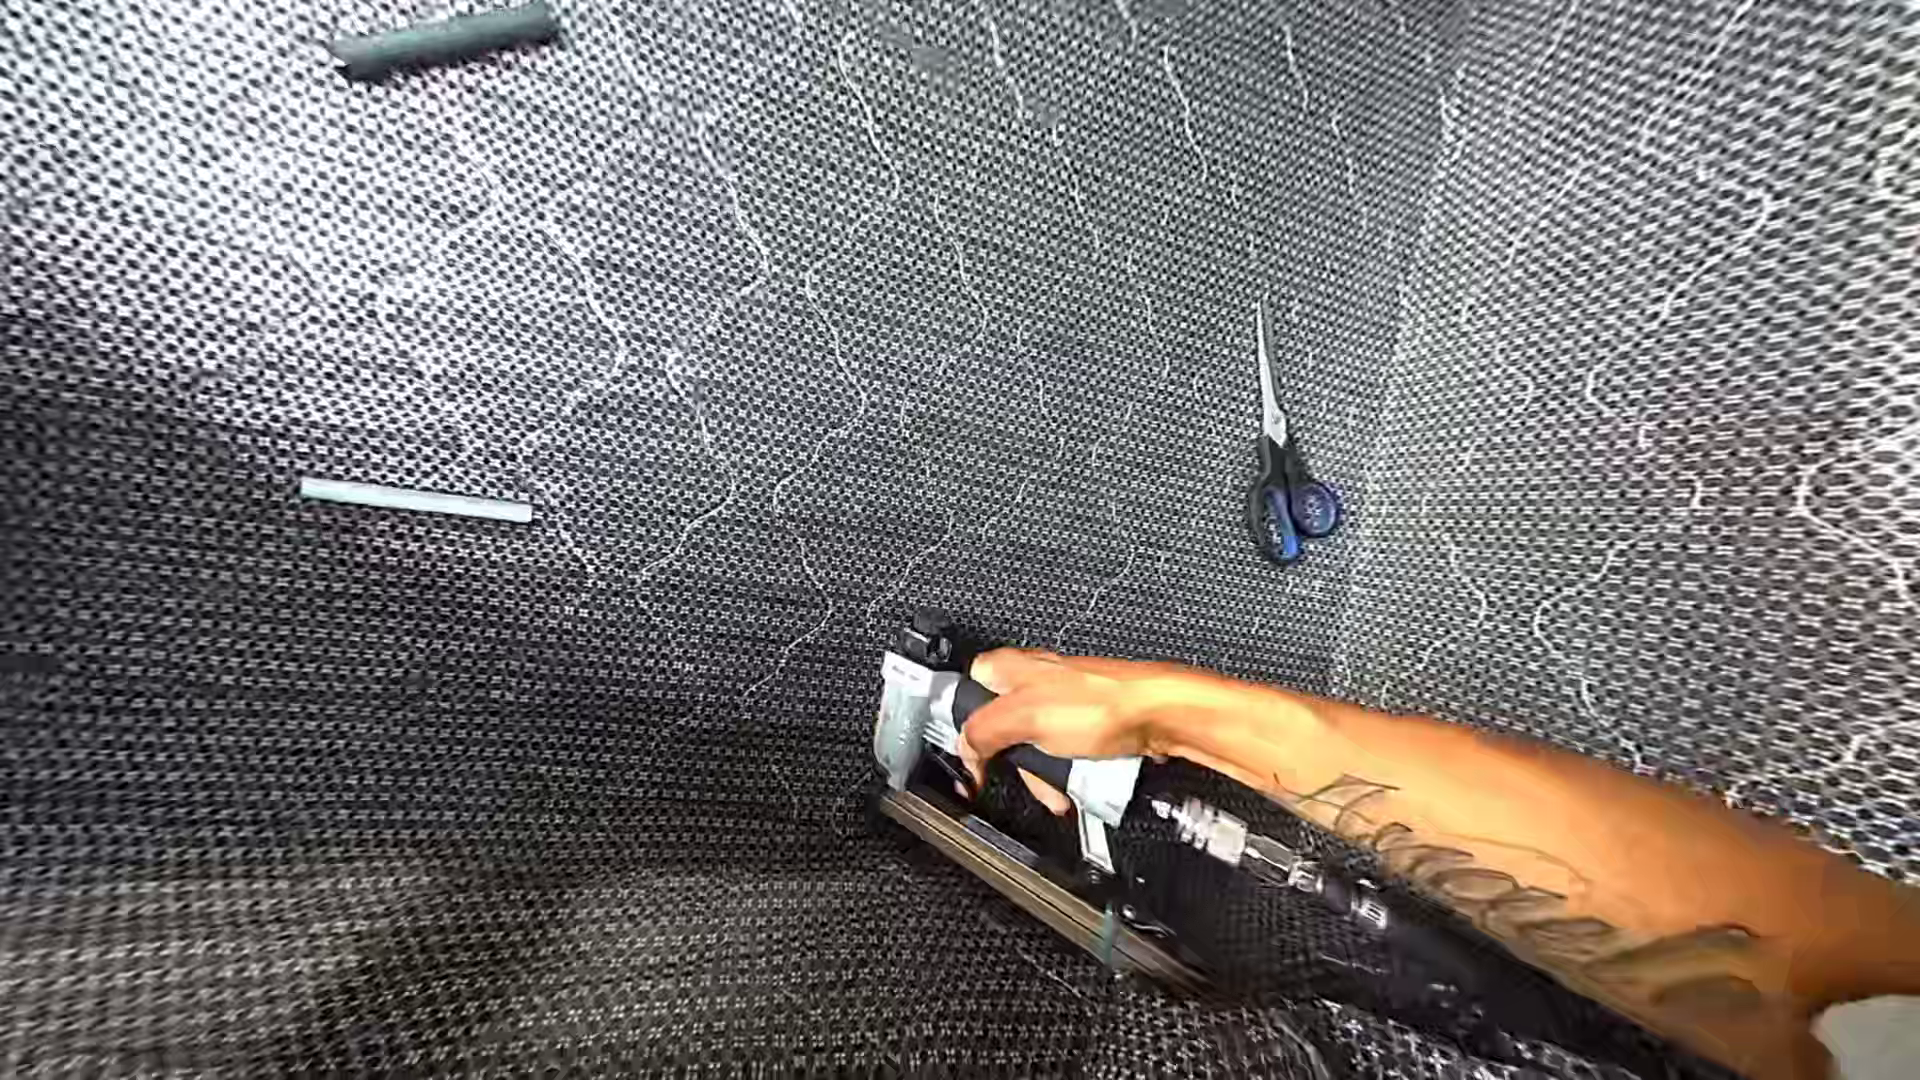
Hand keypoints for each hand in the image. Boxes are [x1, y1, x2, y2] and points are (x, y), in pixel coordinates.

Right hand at [956, 648, 1202, 813]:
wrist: (1157, 715)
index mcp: (1009, 668)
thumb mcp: (1025, 717)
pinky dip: (1065, 771)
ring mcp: (1057, 703)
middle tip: (1027, 770)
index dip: (966, 725)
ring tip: (1059, 785)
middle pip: (1000, 727)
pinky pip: (1059, 753)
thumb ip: (984, 730)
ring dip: (1042, 772)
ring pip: (1031, 745)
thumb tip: (965, 749)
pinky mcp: (1080, 722)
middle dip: (1014, 759)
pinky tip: (1076, 780)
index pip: (967, 691)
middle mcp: (1031, 681)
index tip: (974, 754)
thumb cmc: (1102, 704)